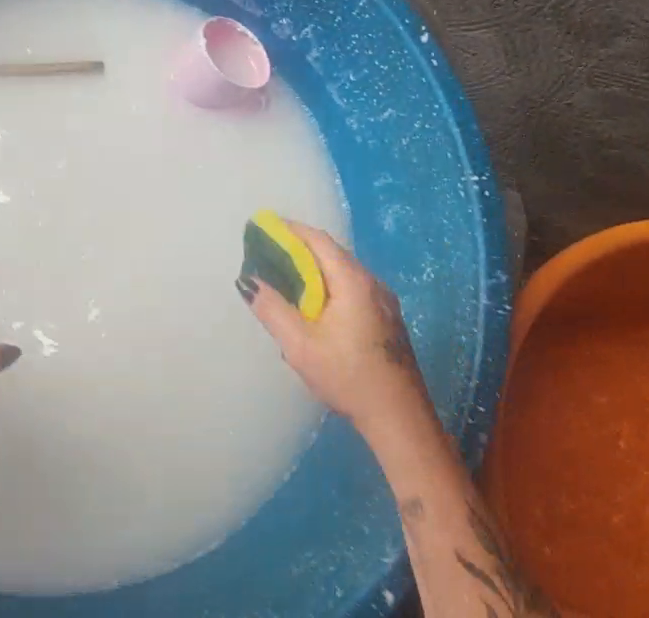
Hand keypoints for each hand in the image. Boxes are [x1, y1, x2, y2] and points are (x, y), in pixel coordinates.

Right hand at [239, 221, 431, 436]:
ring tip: (285, 280)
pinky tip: (315, 308)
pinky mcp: (388, 319)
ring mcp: (384, 301)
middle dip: (298, 249)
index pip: (318, 240)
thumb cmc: (348, 377)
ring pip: (343, 272)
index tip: (262, 229)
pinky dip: (329, 286)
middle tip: (267, 255)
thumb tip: (248, 280)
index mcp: (353, 281)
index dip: (289, 230)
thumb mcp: (299, 345)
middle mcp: (373, 283)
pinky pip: (353, 289)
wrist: (400, 418)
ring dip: (314, 270)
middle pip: (331, 253)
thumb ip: (272, 309)